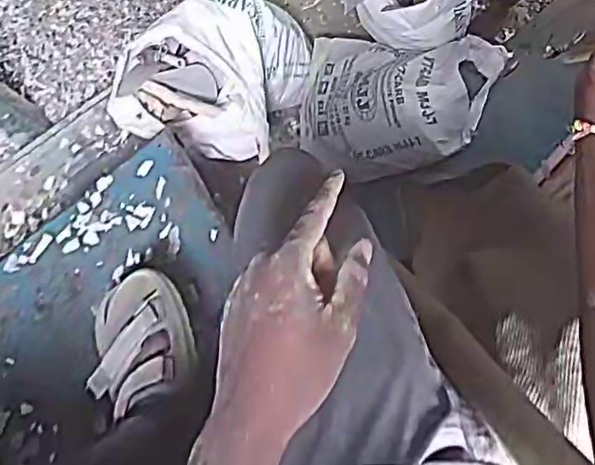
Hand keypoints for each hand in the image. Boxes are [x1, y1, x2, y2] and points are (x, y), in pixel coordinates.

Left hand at [194, 172, 371, 464]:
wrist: (248, 416)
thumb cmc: (297, 375)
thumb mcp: (339, 326)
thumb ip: (352, 279)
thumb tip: (360, 248)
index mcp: (287, 264)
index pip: (313, 218)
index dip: (328, 196)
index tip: (335, 177)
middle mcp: (259, 266)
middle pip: (301, 247)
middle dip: (321, 266)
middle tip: (328, 306)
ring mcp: (242, 285)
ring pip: (284, 267)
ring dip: (301, 283)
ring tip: (305, 328)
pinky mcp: (233, 304)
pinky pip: (265, 284)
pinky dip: (281, 296)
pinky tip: (285, 333)